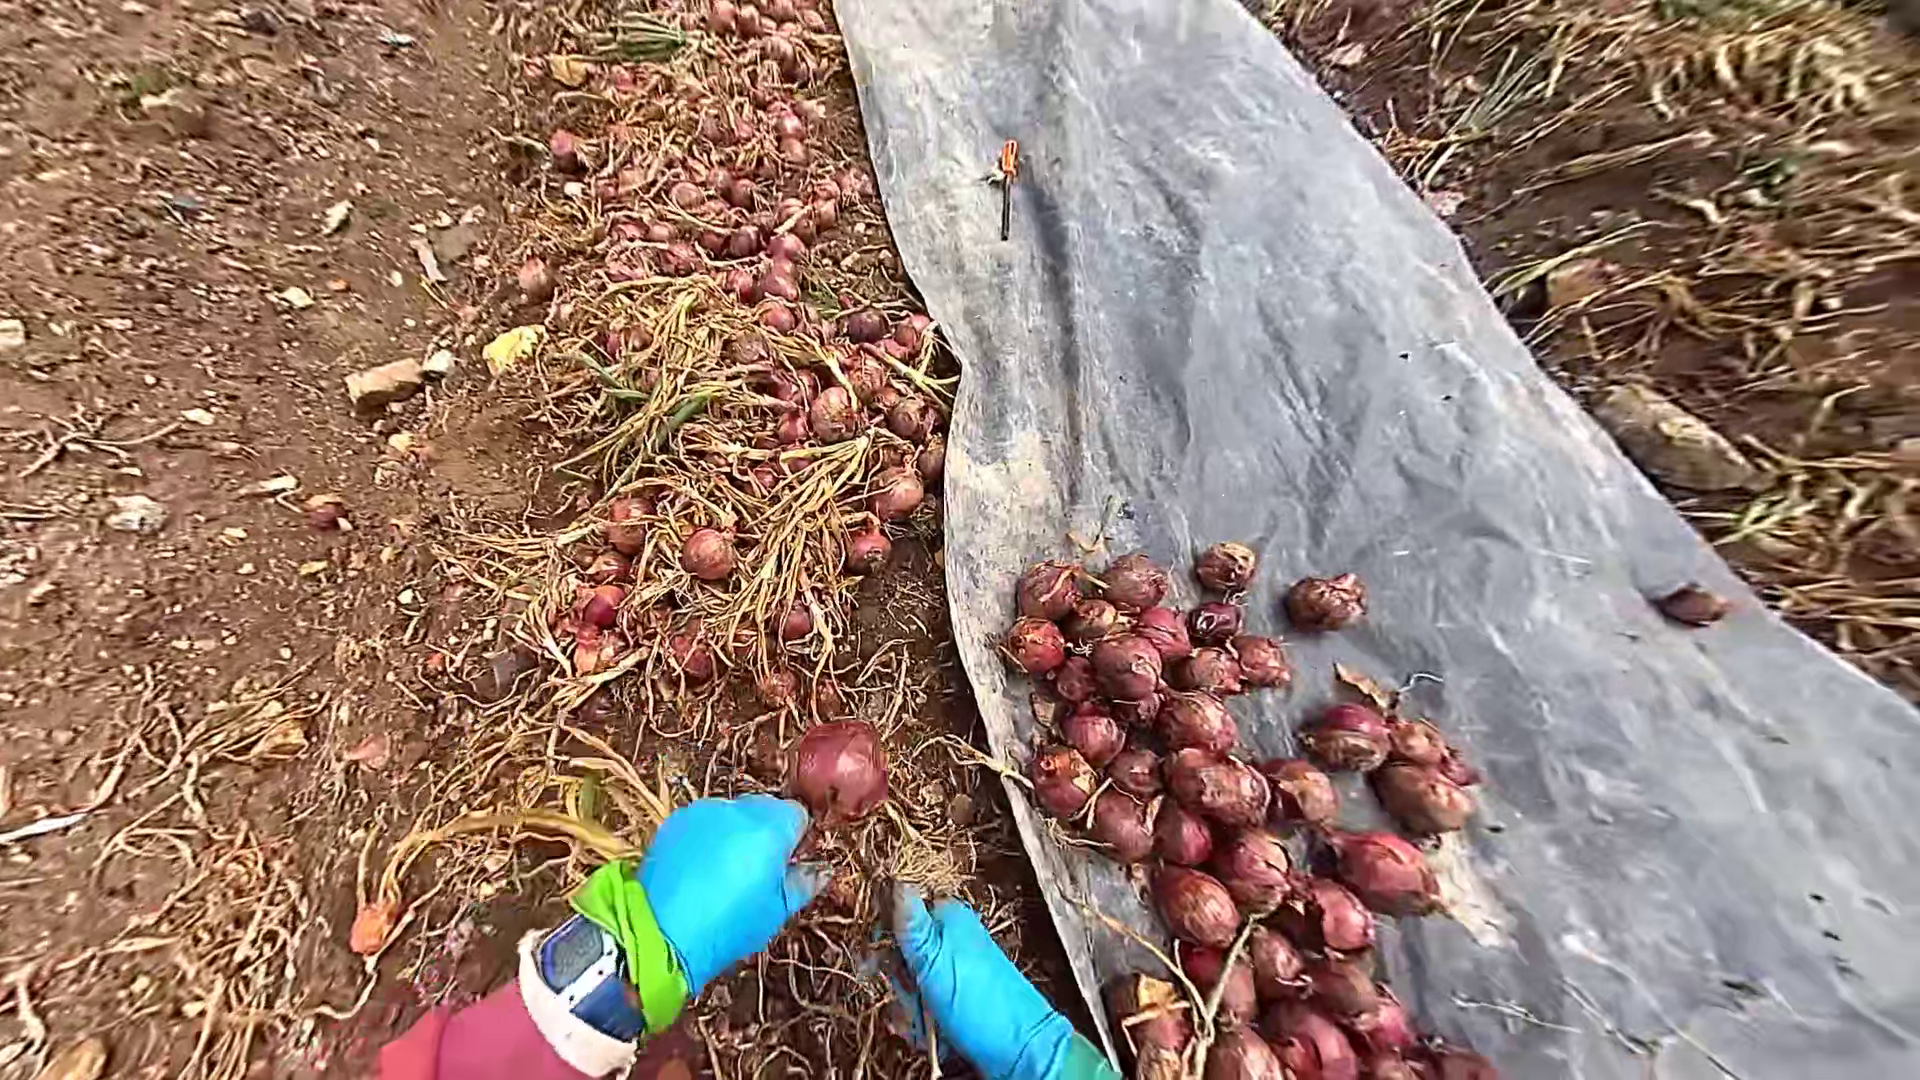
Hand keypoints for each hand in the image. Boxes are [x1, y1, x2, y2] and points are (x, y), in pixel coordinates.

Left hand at [641, 795, 828, 993]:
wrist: (656, 935)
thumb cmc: (726, 927)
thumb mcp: (776, 911)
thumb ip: (805, 882)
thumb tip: (823, 869)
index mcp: (773, 826)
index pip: (798, 815)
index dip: (794, 839)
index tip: (784, 865)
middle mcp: (742, 808)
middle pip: (767, 809)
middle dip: (765, 833)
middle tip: (754, 872)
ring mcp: (707, 810)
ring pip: (735, 813)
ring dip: (735, 832)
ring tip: (721, 873)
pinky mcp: (678, 819)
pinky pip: (704, 820)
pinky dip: (706, 836)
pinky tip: (697, 869)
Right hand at [893, 885, 1073, 1079]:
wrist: (1018, 1048)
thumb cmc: (978, 1001)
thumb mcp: (933, 958)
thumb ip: (910, 922)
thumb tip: (895, 880)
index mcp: (946, 915)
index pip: (900, 912)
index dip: (886, 938)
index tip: (881, 960)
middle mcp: (951, 936)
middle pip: (903, 952)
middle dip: (901, 982)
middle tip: (913, 996)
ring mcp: (956, 966)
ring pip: (913, 983)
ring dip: (911, 1008)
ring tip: (926, 1022)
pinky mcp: (958, 994)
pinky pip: (927, 1004)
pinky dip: (925, 1022)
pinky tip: (932, 1035)